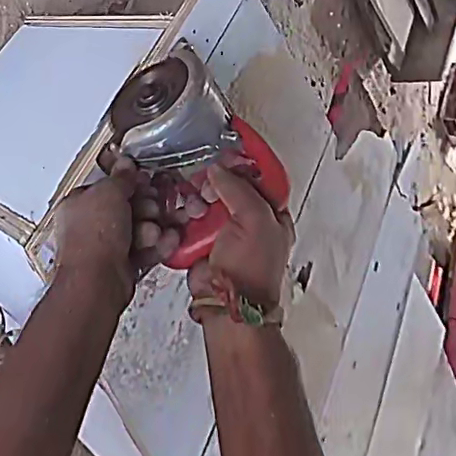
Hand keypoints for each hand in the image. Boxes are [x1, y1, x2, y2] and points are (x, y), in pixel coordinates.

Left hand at [52, 154, 174, 306]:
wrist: (97, 281)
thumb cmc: (92, 238)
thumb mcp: (109, 193)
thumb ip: (121, 178)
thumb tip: (125, 164)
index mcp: (79, 203)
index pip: (109, 186)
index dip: (129, 184)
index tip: (145, 182)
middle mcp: (90, 224)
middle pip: (128, 207)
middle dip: (145, 207)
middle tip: (150, 209)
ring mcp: (106, 245)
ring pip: (139, 229)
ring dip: (152, 227)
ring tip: (153, 231)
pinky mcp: (123, 264)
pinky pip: (145, 249)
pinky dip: (157, 245)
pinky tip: (166, 241)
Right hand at [186, 159, 293, 311]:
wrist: (225, 302)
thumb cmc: (251, 269)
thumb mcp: (254, 220)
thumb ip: (238, 189)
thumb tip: (218, 169)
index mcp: (270, 213)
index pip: (258, 176)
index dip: (242, 163)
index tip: (223, 153)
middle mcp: (248, 219)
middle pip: (228, 185)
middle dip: (213, 182)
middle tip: (204, 185)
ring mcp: (224, 229)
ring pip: (205, 199)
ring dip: (197, 200)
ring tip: (195, 209)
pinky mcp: (201, 239)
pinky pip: (189, 216)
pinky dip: (185, 213)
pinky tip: (184, 216)